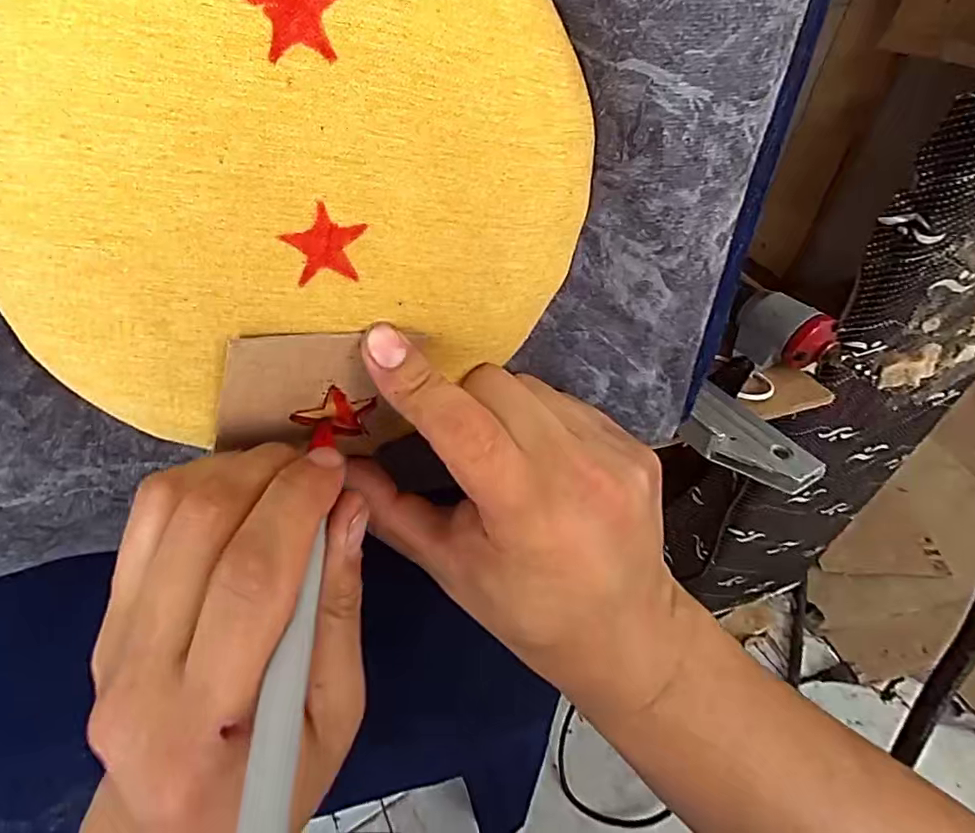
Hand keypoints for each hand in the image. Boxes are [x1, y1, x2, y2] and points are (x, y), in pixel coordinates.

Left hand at [83, 443, 368, 832]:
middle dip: (268, 473)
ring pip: (166, 507)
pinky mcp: (104, 609)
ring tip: (281, 470)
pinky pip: (148, 514)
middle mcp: (134, 674)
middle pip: (202, 528)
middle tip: (315, 462)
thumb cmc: (268, 781)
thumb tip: (348, 510)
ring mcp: (108, 635)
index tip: (335, 467)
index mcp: (196, 726)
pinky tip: (237, 485)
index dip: (297, 505)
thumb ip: (339, 608)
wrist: (166, 820)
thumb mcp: (335, 715)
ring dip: (233, 468)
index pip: (250, 580)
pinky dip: (199, 480)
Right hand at [344, 324, 701, 720]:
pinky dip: (534, 414)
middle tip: (454, 439)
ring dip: (497, 404)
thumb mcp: (449, 567)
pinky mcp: (632, 442)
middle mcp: (578, 471)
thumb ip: (391, 509)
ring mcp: (613, 452)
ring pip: (525, 383)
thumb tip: (342, 462)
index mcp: (526, 511)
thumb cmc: (527, 610)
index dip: (418, 382)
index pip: (465, 428)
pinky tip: (539, 457)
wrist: (629, 634)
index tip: (379, 340)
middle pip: (491, 384)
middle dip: (456, 397)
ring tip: (502, 452)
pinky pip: (560, 398)